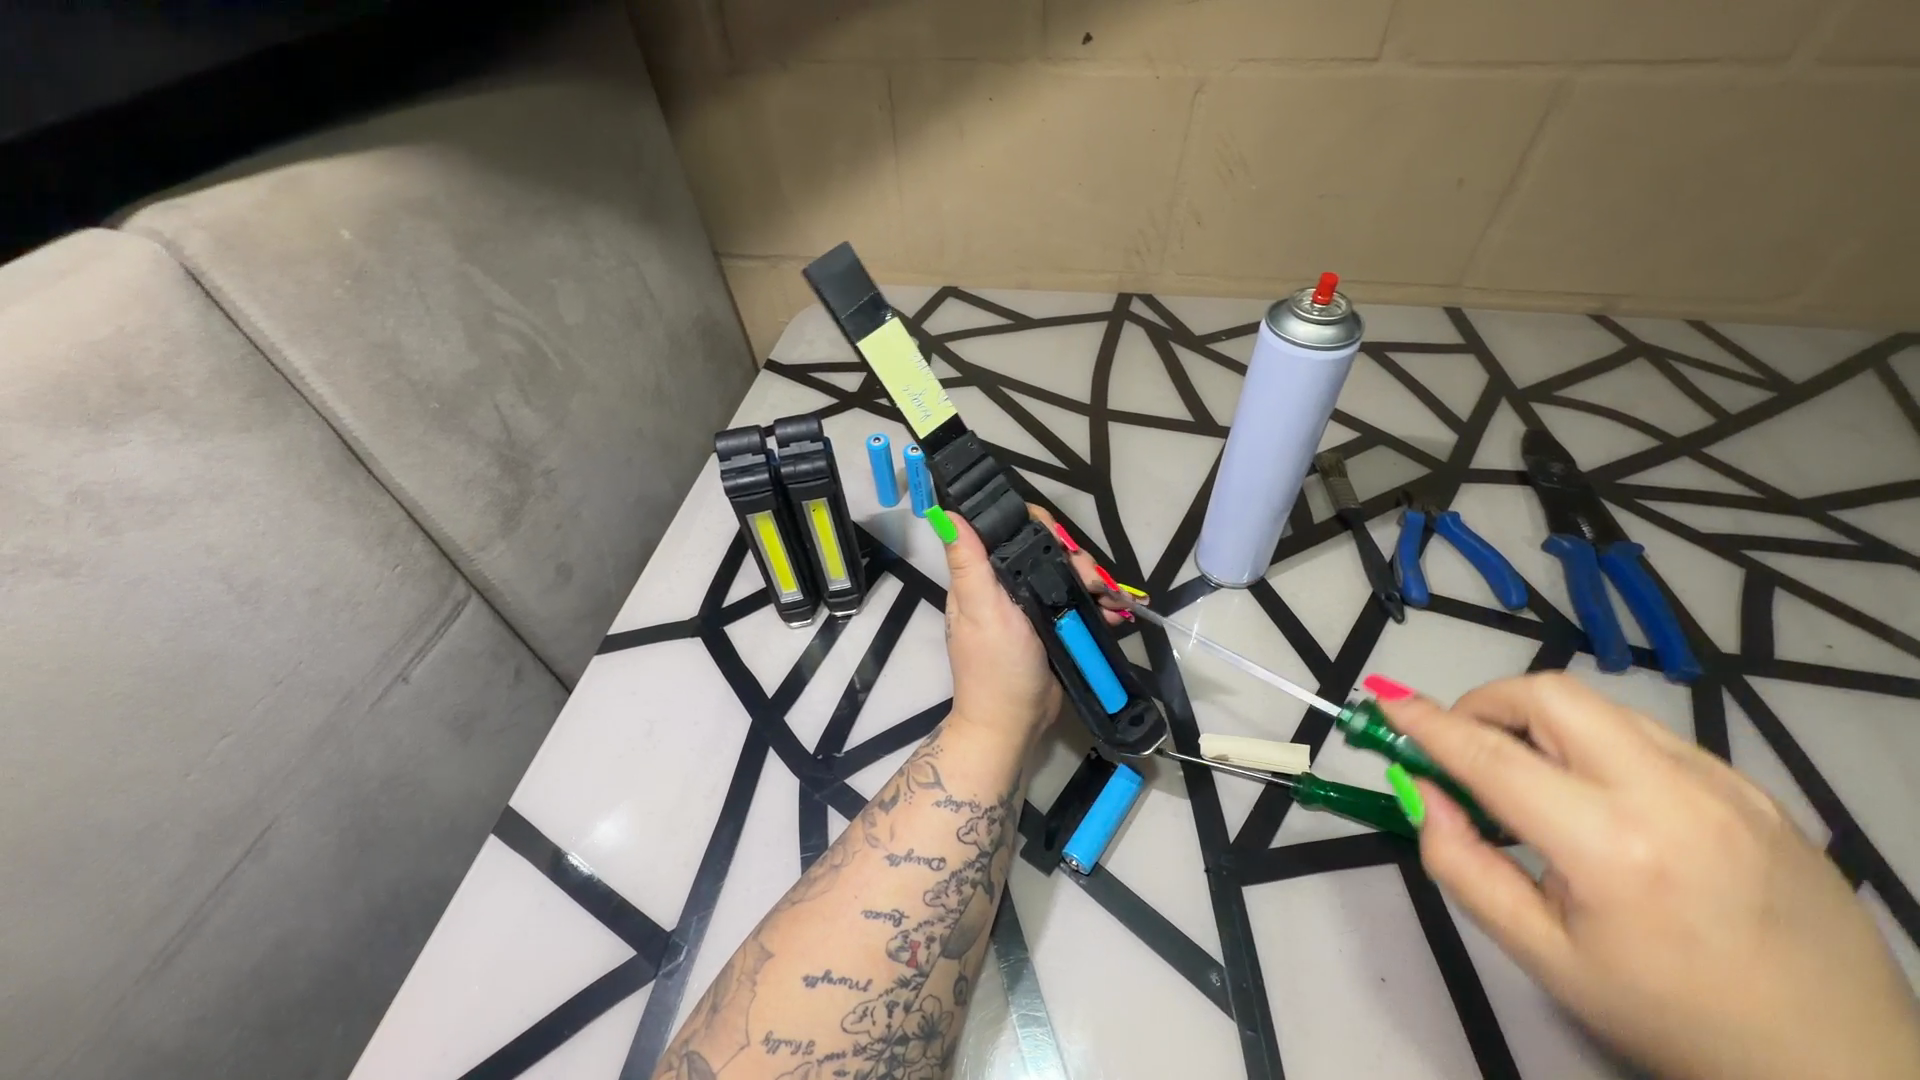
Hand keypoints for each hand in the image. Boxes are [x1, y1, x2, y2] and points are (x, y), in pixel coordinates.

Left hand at [937, 504, 1135, 740]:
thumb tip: (948, 515)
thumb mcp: (981, 611)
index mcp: (984, 578)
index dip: (1038, 529)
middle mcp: (1007, 587)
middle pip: (1047, 552)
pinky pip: (1081, 603)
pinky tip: (1117, 614)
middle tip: (1092, 582)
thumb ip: (969, 564)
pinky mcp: (1056, 627)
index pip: (1011, 533)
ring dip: (1095, 582)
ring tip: (1110, 602)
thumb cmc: (995, 666)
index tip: (1059, 541)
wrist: (1015, 723)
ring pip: (1068, 576)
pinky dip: (1100, 605)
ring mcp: (1033, 608)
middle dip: (1076, 561)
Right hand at [1384, 673, 1919, 1079]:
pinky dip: (1599, 747)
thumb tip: (1424, 791)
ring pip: (1603, 709)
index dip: (1428, 723)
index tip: (1386, 700)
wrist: (1837, 1063)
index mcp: (1612, 847)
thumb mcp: (1543, 955)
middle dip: (1488, 703)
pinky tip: (1605, 803)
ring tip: (1535, 781)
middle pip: (1553, 696)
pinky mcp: (1757, 791)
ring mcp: (1726, 785)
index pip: (1493, 757)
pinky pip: (1652, 739)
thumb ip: (1464, 866)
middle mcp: (1672, 794)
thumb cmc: (1669, 1016)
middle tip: (1464, 746)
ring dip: (1544, 724)